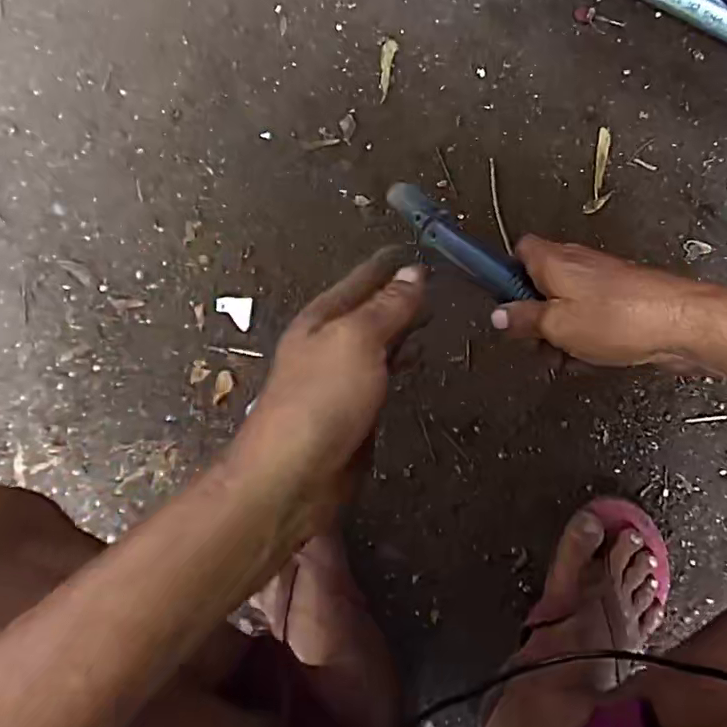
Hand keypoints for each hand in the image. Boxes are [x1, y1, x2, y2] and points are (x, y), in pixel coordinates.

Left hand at [236, 247, 426, 513]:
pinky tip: (413, 363)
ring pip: (375, 342)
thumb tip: (413, 273)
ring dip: (400, 328)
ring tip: (429, 317)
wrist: (293, 476)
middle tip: (434, 284)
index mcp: (321, 319)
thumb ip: (387, 308)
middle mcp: (327, 344)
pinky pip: (380, 375)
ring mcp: (338, 379)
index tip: (417, 251)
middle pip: (367, 311)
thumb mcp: (356, 340)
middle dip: (397, 296)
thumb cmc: (320, 399)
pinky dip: (400, 362)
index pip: (360, 280)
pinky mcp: (351, 412)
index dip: (388, 265)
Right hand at [489, 235, 726, 366]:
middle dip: (534, 316)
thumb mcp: (556, 325)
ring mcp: (601, 282)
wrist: (684, 324)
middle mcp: (576, 263)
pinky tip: (591, 358)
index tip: (504, 303)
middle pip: (539, 284)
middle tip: (535, 340)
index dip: (506, 275)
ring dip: (560, 332)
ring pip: (565, 305)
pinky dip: (585, 336)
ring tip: (565, 356)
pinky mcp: (622, 301)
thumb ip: (523, 320)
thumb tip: (499, 316)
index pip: (518, 251)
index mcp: (553, 259)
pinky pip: (590, 317)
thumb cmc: (621, 317)